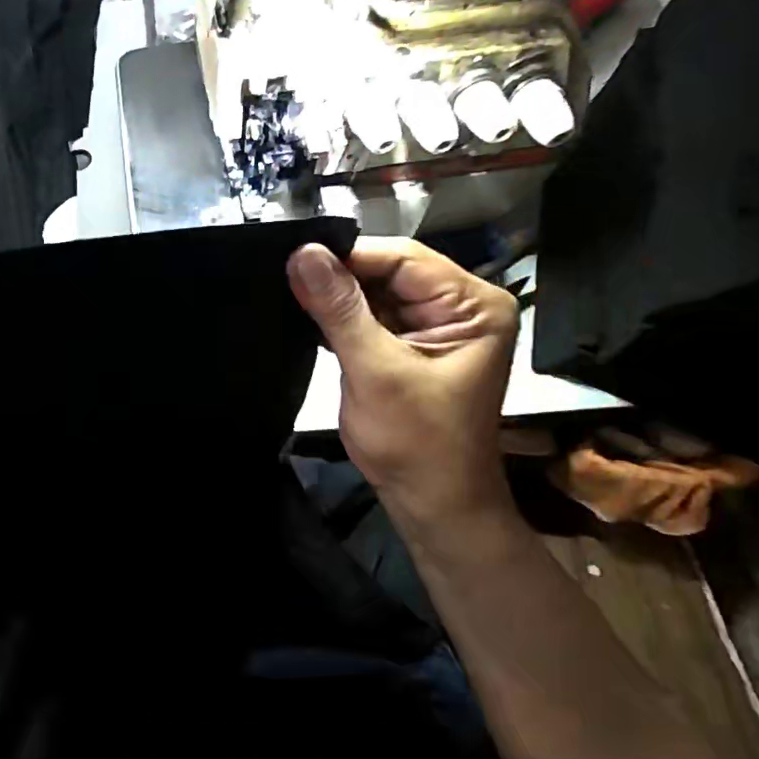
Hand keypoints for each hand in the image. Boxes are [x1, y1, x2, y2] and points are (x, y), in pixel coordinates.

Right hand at [287, 238, 518, 527]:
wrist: (432, 504)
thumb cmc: (417, 444)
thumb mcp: (376, 372)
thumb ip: (340, 310)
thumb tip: (302, 254)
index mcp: (474, 305)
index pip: (404, 259)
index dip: (349, 255)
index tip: (295, 256)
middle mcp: (461, 305)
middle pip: (389, 272)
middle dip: (340, 277)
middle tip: (285, 273)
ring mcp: (436, 325)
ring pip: (376, 292)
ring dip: (337, 297)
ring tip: (290, 290)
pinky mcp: (412, 344)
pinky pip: (372, 316)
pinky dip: (342, 318)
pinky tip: (309, 314)